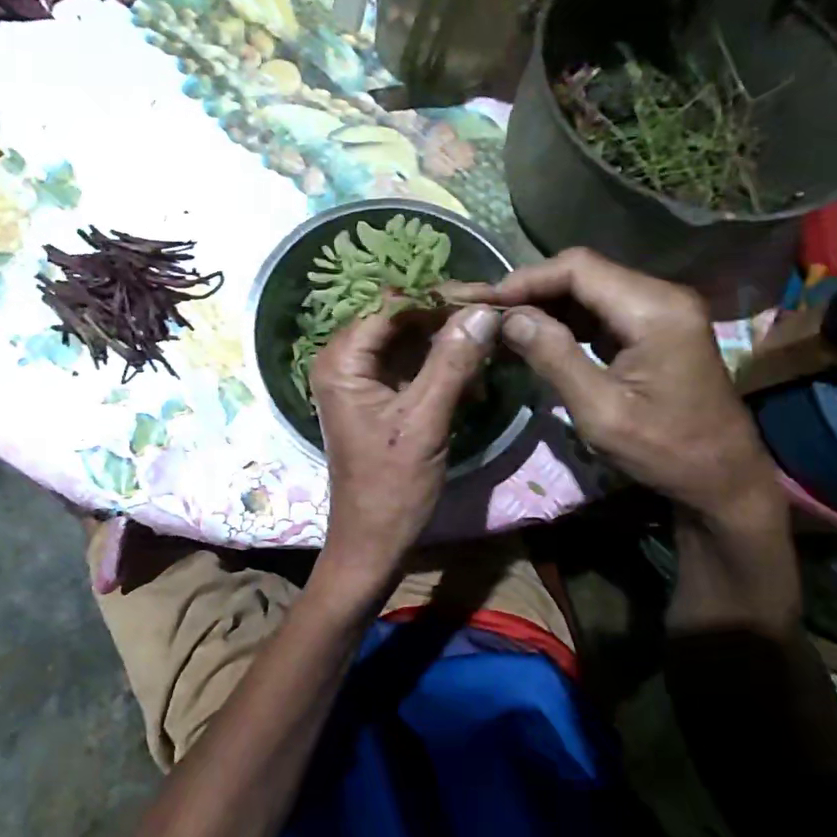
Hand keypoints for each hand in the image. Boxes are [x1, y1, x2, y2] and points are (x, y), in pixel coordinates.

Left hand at [311, 303, 500, 583]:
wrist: (372, 540)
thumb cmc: (392, 486)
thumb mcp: (425, 421)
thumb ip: (452, 363)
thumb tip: (483, 311)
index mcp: (342, 360)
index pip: (391, 305)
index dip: (438, 296)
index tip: (486, 296)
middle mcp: (344, 359)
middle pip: (399, 317)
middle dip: (446, 316)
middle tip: (494, 317)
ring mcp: (360, 377)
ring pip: (409, 339)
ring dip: (448, 341)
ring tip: (490, 347)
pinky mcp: (378, 394)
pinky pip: (411, 364)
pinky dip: (442, 365)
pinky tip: (473, 377)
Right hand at [462, 249, 780, 520]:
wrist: (723, 479)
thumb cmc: (665, 450)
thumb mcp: (601, 411)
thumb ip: (554, 357)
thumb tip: (508, 318)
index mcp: (654, 310)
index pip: (578, 268)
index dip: (526, 280)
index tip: (485, 304)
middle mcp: (662, 296)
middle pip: (583, 272)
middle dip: (531, 289)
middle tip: (487, 314)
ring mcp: (662, 309)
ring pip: (589, 287)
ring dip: (545, 303)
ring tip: (503, 325)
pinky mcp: (655, 327)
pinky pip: (601, 308)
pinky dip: (565, 318)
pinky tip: (536, 336)